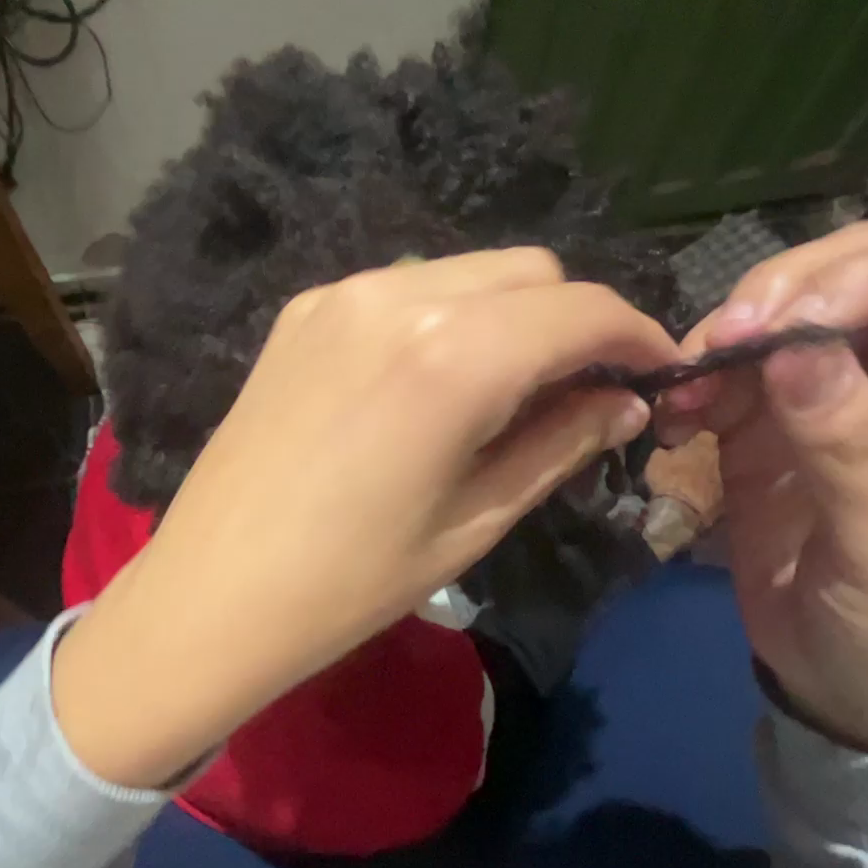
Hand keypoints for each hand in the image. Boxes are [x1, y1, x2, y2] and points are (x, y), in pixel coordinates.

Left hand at [56, 249, 678, 785]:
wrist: (213, 594)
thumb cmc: (350, 583)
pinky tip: (430, 384)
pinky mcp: (301, 314)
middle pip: (529, 272)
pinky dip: (443, 319)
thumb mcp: (473, 522)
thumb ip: (558, 445)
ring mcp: (340, 297)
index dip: (635, 337)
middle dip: (572, 323)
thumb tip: (622, 402)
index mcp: (454, 354)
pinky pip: (402, 291)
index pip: (583, 308)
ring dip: (508, 318)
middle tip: (578, 396)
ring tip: (505, 393)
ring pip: (466, 273)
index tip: (654, 378)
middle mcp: (398, 296)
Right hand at [654, 222, 867, 752]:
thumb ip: (846, 445)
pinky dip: (695, 379)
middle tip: (724, 341)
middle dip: (787, 290)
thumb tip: (790, 350)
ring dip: (728, 332)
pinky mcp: (767, 422)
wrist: (838, 680)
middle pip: (861, 264)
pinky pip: (730, 369)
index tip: (791, 325)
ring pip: (786, 306)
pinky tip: (672, 419)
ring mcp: (834, 390)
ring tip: (686, 385)